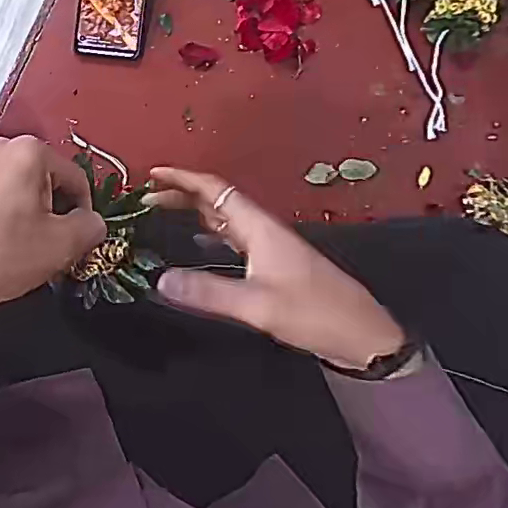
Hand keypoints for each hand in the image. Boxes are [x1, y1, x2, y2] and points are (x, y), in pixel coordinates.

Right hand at [145, 167, 405, 369]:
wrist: (360, 334)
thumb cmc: (314, 312)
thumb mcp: (258, 305)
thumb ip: (209, 292)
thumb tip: (160, 279)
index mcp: (258, 226)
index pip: (215, 189)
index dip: (183, 178)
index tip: (153, 174)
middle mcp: (261, 228)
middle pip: (216, 199)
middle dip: (181, 192)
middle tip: (147, 196)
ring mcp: (267, 244)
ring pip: (223, 216)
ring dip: (192, 209)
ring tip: (162, 212)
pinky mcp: (270, 262)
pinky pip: (231, 235)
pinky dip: (207, 230)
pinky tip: (196, 241)